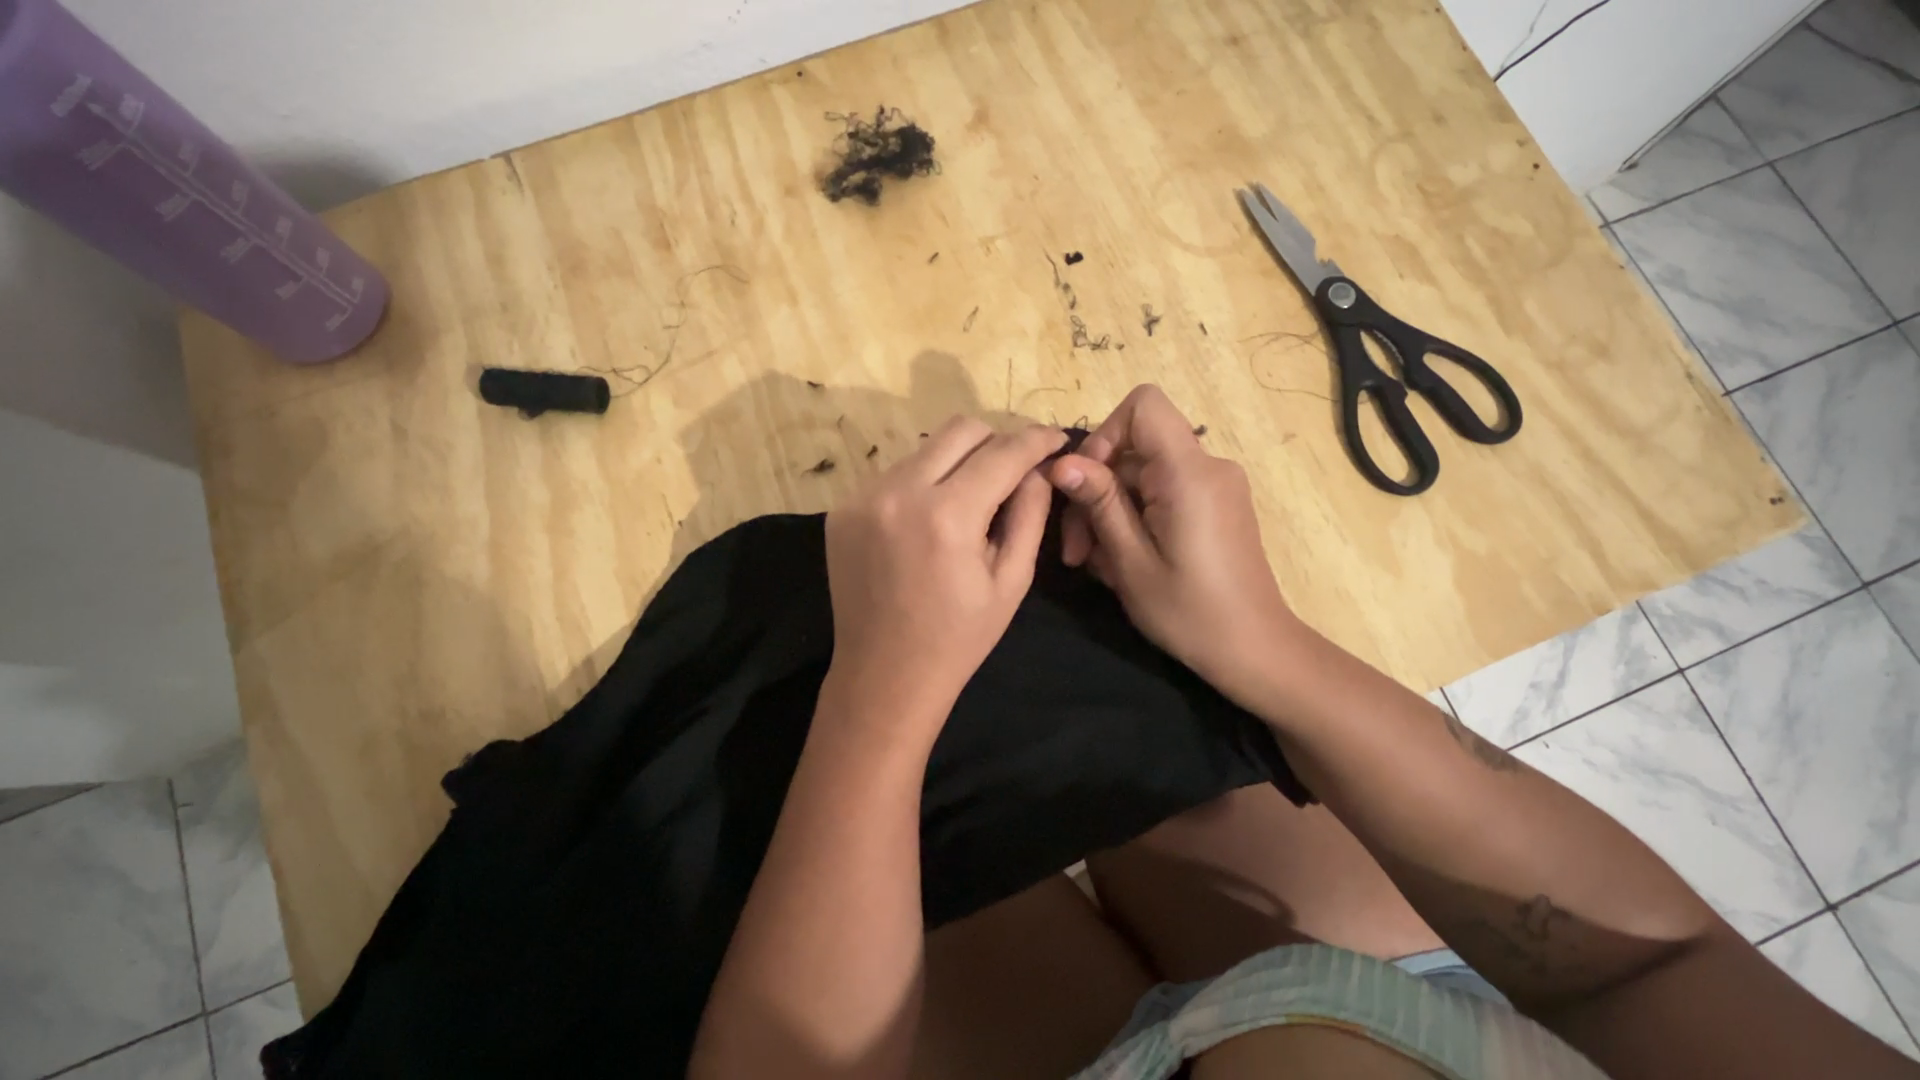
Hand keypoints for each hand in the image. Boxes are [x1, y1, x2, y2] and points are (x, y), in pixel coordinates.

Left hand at [821, 417, 1066, 746]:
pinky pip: (894, 474)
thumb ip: (1030, 513)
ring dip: (955, 462)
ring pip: (924, 449)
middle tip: (1013, 469)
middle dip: (996, 440)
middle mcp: (900, 492)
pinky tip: (928, 522)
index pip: (1003, 452)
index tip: (1054, 438)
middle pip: (961, 429)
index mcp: (948, 516)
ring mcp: (863, 497)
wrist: (883, 676)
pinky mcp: (843, 509)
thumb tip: (1036, 467)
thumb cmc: (958, 638)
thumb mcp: (1011, 580)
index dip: (1036, 440)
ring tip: (968, 502)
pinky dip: (920, 484)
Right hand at [1046, 385, 1301, 705]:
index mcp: (1188, 472)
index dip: (1105, 433)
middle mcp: (1208, 467)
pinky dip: (1136, 520)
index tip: (1086, 484)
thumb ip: (1099, 503)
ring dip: (1111, 514)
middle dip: (1097, 492)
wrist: (1253, 650)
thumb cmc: (1188, 612)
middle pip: (1134, 449)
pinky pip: (1162, 494)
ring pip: (1142, 476)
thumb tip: (1061, 462)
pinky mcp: (1215, 506)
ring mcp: (1215, 486)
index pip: (1143, 405)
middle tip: (1077, 553)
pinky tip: (1124, 564)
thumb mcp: (1130, 561)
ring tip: (1098, 566)